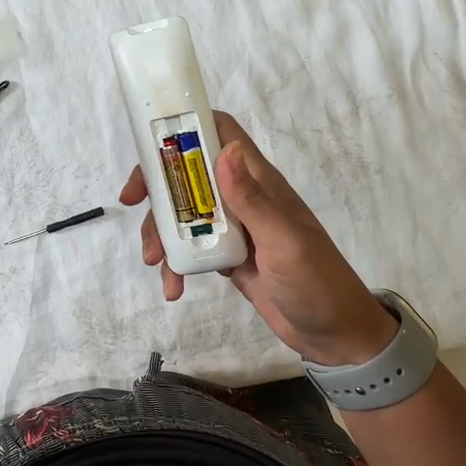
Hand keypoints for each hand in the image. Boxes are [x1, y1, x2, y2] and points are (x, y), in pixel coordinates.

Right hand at [122, 112, 397, 365]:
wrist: (335, 337)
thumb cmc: (317, 283)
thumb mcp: (285, 242)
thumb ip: (252, 199)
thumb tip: (225, 151)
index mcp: (258, 181)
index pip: (220, 133)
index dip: (185, 128)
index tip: (151, 144)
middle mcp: (241, 196)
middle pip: (187, 173)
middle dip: (156, 185)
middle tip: (131, 201)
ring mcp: (231, 227)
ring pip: (181, 212)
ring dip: (160, 232)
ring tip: (154, 261)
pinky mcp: (224, 254)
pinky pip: (188, 247)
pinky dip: (174, 262)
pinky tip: (173, 285)